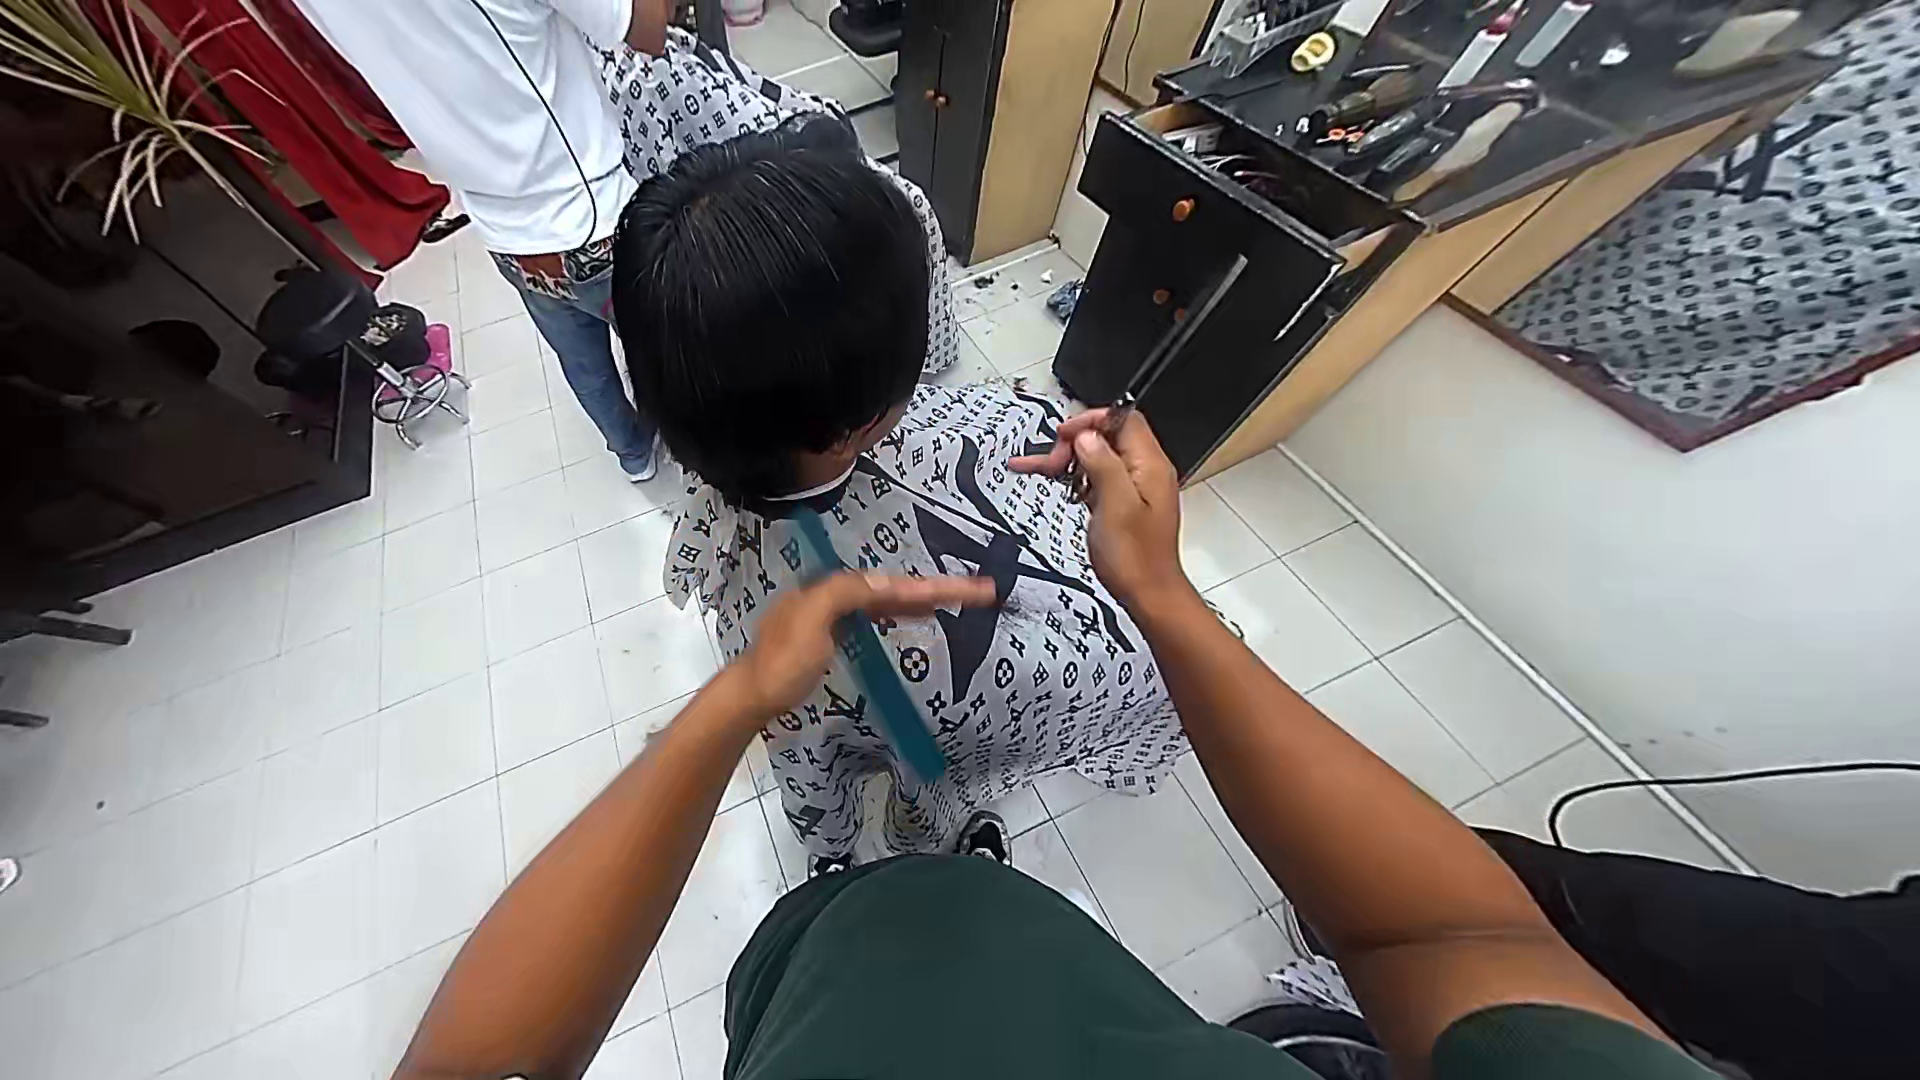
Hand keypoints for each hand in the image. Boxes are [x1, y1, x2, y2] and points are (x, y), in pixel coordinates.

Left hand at [729, 572, 996, 716]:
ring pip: (892, 601)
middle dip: (939, 588)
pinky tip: (918, 614)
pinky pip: (880, 614)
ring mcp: (839, 614)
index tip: (975, 589)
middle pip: (899, 589)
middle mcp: (840, 594)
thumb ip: (846, 592)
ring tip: (961, 597)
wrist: (752, 697)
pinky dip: (904, 612)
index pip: (896, 585)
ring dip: (926, 598)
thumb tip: (887, 580)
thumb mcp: (812, 621)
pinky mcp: (839, 633)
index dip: (936, 587)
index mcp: (836, 588)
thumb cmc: (781, 664)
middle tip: (980, 590)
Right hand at [1010, 409, 1189, 610]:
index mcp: (1149, 465)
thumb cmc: (1136, 558)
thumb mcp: (1115, 505)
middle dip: (1075, 443)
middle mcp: (1144, 471)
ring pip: (1097, 456)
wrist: (1147, 591)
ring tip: (1044, 468)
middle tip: (1054, 462)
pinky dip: (1073, 476)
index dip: (1091, 421)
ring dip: (1069, 459)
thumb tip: (1086, 437)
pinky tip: (1052, 477)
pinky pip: (1095, 477)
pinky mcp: (1120, 502)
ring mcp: (1132, 486)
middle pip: (1106, 435)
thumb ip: (1102, 464)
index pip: (1123, 419)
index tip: (1065, 435)